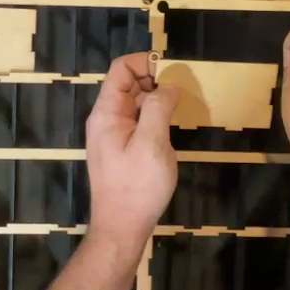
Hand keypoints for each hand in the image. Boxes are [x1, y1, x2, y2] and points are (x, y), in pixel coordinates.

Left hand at [85, 52, 179, 241]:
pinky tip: (172, 125)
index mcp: (107, 112)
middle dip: (154, 79)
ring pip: (135, 103)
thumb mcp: (151, 143)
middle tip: (182, 88)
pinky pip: (138, 121)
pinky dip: (155, 116)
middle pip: (128, 83)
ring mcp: (114, 135)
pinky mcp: (123, 149)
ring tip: (181, 104)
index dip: (145, 62)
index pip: (121, 69)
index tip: (172, 70)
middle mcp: (107, 119)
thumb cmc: (136, 186)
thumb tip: (168, 87)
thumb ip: (158, 108)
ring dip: (156, 98)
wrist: (122, 227)